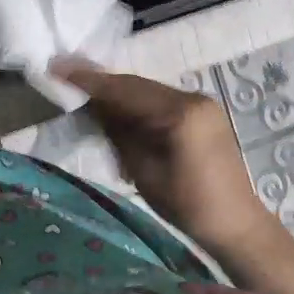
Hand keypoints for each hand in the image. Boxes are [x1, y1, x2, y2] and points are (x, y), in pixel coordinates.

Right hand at [56, 62, 266, 251]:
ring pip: (148, 90)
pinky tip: (116, 108)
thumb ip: (118, 132)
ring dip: (117, 92)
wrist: (235, 223)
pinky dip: (136, 103)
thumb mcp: (142, 171)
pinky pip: (161, 101)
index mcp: (180, 113)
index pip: (126, 90)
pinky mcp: (202, 114)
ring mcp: (201, 104)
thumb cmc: (186, 205)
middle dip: (101, 82)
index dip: (89, 81)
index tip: (58, 69)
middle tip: (64, 74)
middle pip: (137, 84)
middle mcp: (193, 99)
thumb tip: (93, 106)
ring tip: (83, 90)